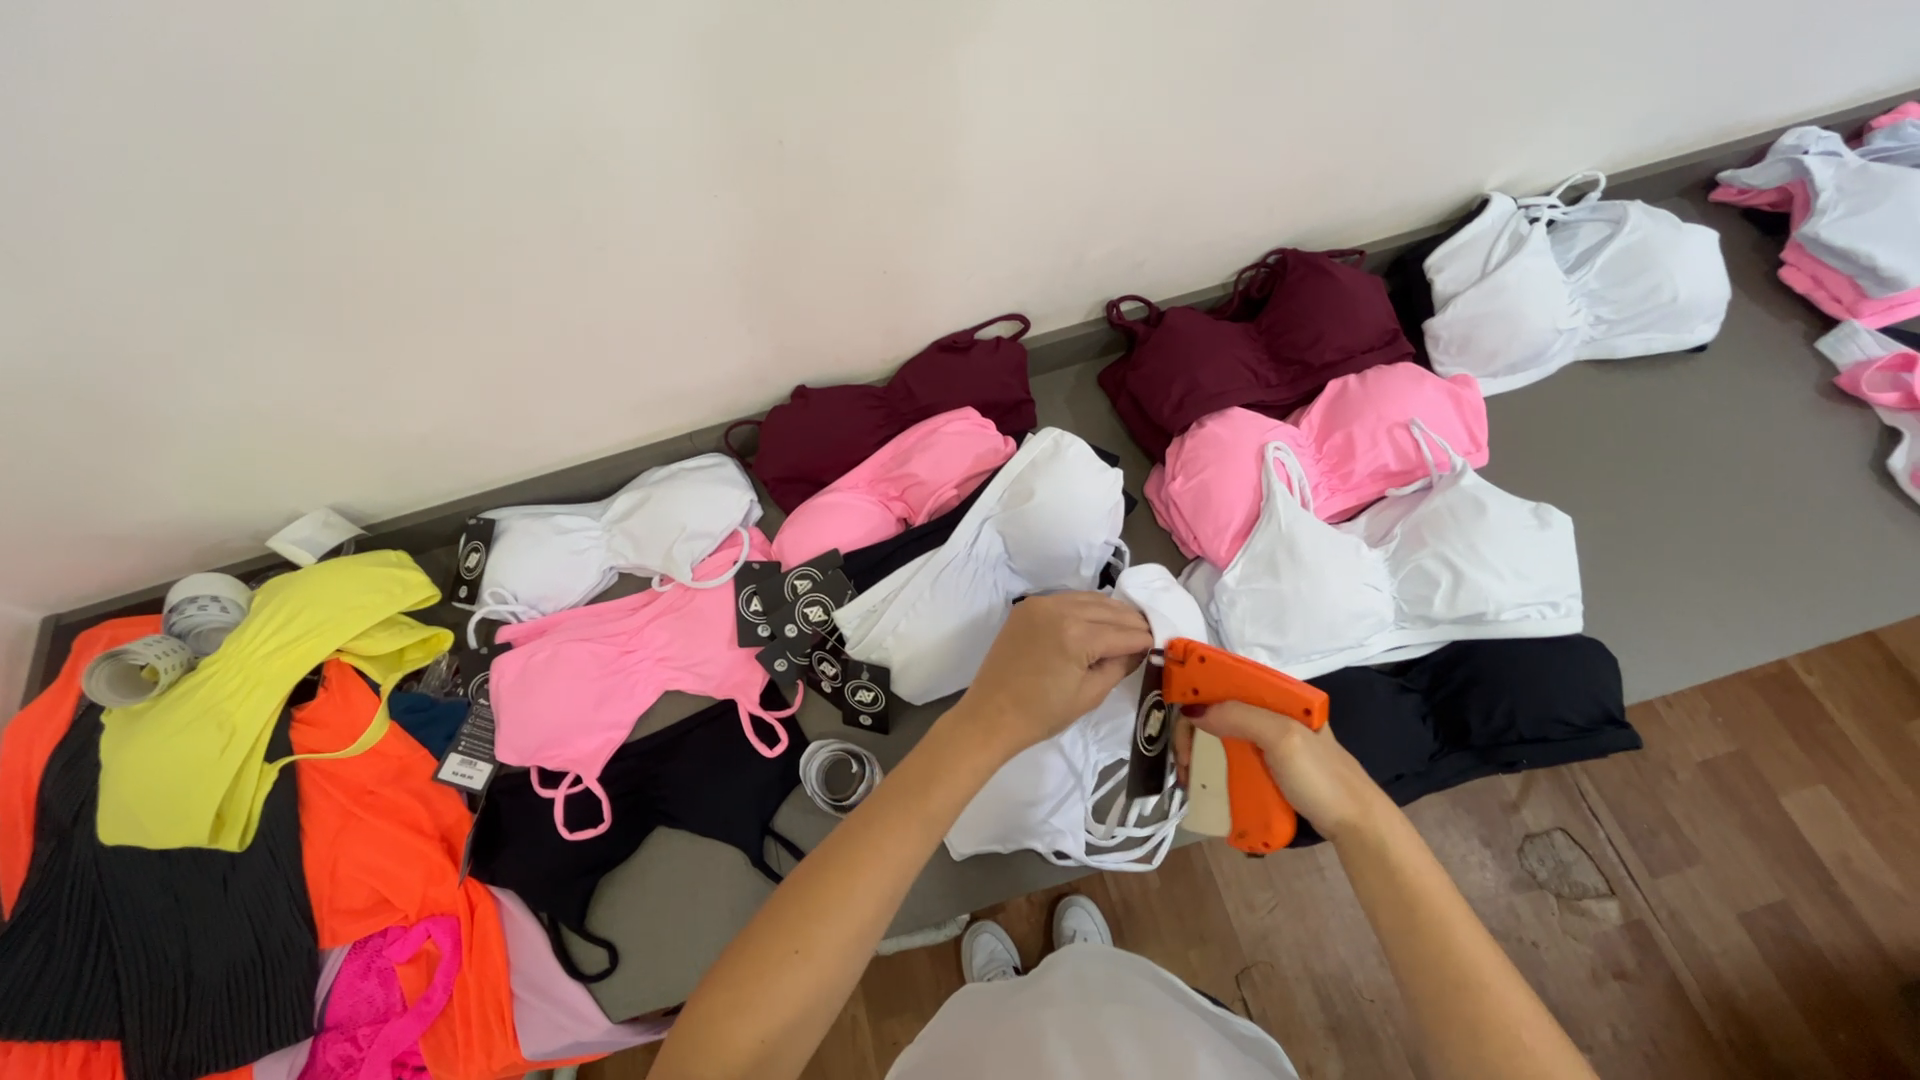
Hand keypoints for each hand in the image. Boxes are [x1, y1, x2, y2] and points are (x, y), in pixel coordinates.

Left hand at [949, 592, 1153, 758]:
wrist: (990, 715)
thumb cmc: (1041, 714)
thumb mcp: (1090, 694)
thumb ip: (1120, 665)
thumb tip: (1140, 648)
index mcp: (1078, 635)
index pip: (1126, 632)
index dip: (1147, 640)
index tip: (1163, 644)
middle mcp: (1060, 609)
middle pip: (1110, 609)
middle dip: (1132, 622)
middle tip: (1149, 635)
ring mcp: (1041, 603)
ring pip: (1090, 599)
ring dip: (1111, 612)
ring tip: (1127, 628)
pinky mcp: (1027, 606)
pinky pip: (1067, 599)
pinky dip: (1086, 608)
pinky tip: (1096, 622)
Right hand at [1173, 702, 1388, 842]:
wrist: (1355, 825)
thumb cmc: (1321, 777)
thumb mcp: (1282, 738)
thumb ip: (1239, 716)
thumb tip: (1191, 712)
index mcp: (1279, 697)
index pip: (1226, 681)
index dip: (1197, 693)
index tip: (1178, 720)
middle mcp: (1270, 714)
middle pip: (1217, 710)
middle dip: (1192, 731)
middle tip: (1184, 761)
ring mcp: (1268, 742)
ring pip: (1219, 736)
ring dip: (1198, 752)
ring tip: (1188, 776)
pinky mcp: (1266, 767)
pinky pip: (1229, 759)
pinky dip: (1211, 766)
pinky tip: (1201, 781)